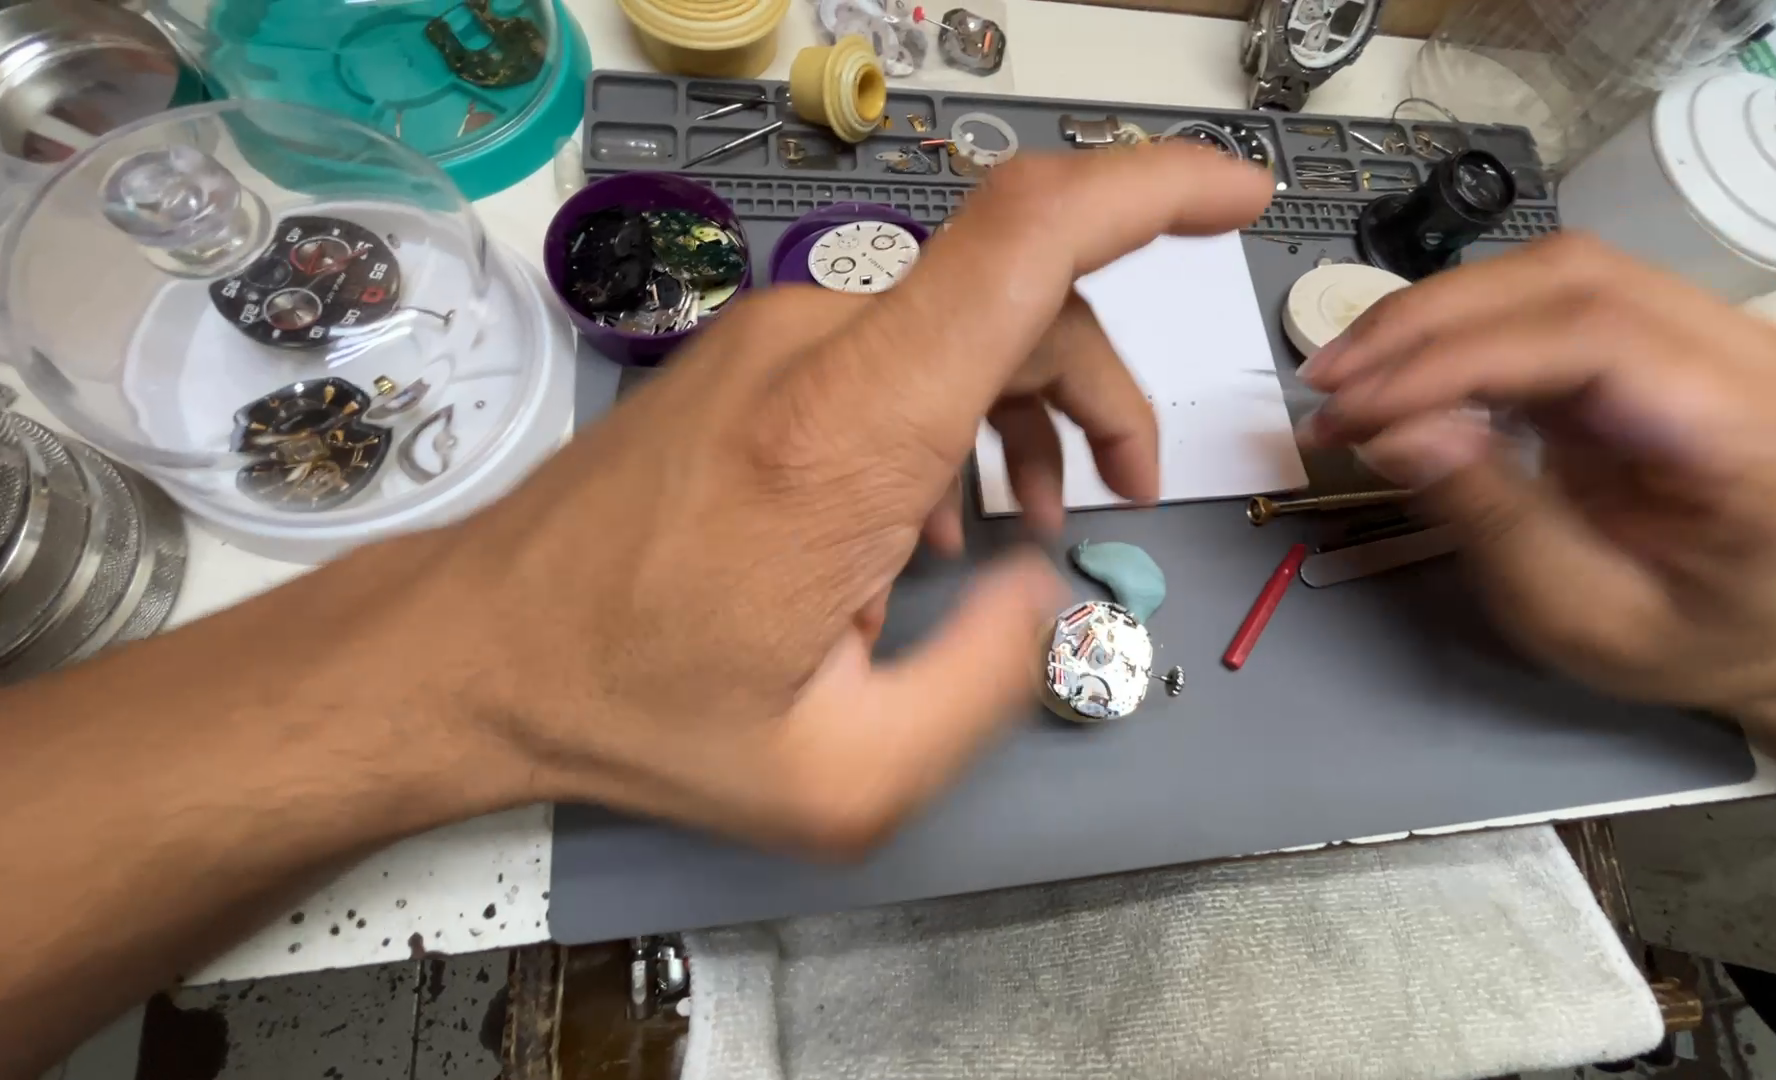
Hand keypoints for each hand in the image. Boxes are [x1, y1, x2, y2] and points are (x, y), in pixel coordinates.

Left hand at [431, 146, 1273, 853]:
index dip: (1152, 189)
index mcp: (849, 434)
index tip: (1235, 193)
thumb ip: (983, 684)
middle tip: (1121, 486)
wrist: (482, 651)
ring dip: (1028, 412)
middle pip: (1021, 302)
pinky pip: (897, 357)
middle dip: (1102, 387)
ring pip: (963, 331)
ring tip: (1029, 521)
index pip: (1026, 240)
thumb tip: (1041, 578)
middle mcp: (814, 351)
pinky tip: (937, 517)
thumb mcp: (846, 772)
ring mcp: (778, 341)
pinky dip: (955, 421)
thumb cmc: (646, 711)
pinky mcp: (759, 362)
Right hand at [1299, 231, 1775, 717]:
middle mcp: (1753, 354)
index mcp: (1761, 436)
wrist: (1760, 631)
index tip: (1350, 411)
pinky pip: (1539, 304)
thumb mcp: (1574, 609)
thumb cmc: (1677, 643)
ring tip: (1344, 376)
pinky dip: (1448, 331)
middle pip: (1569, 281)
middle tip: (1324, 384)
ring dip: (1425, 318)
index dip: (1453, 362)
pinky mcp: (1650, 340)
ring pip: (1548, 275)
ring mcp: (1706, 334)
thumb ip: (1492, 515)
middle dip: (1422, 324)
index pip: (1595, 340)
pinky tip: (1393, 371)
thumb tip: (1395, 435)